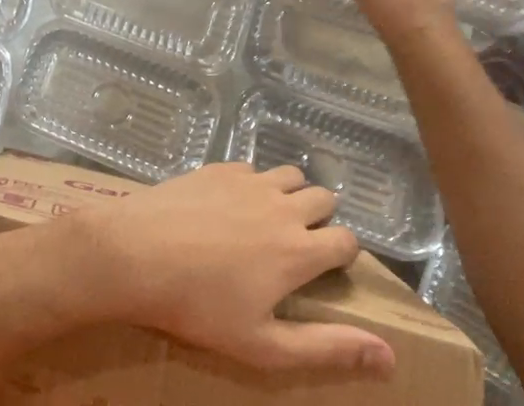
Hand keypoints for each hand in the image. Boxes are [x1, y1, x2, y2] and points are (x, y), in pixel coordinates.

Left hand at [59, 162, 394, 376]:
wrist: (134, 254)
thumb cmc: (198, 307)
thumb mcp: (264, 345)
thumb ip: (328, 348)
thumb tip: (390, 356)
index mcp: (299, 250)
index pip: (347, 240)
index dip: (343, 255)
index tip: (325, 270)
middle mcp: (281, 206)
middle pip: (323, 197)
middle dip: (321, 217)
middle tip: (297, 243)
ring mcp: (246, 181)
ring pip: (289, 174)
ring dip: (290, 192)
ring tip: (269, 219)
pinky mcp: (214, 168)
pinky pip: (249, 167)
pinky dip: (251, 182)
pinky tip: (230, 203)